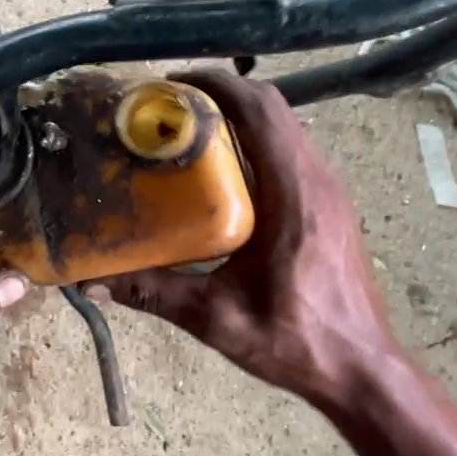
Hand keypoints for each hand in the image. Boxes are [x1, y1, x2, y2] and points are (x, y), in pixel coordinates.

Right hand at [87, 72, 399, 408]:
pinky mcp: (329, 204)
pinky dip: (253, 141)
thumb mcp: (217, 318)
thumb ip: (154, 294)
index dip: (214, 85)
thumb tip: (92, 282)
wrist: (364, 370)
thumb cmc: (298, 340)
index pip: (260, 109)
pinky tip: (217, 175)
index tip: (168, 85)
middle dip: (219, 94)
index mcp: (293, 192)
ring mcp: (328, 189)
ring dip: (238, 116)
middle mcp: (316, 178)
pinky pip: (289, 149)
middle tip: (167, 109)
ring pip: (283, 125)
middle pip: (271, 106)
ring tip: (185, 133)